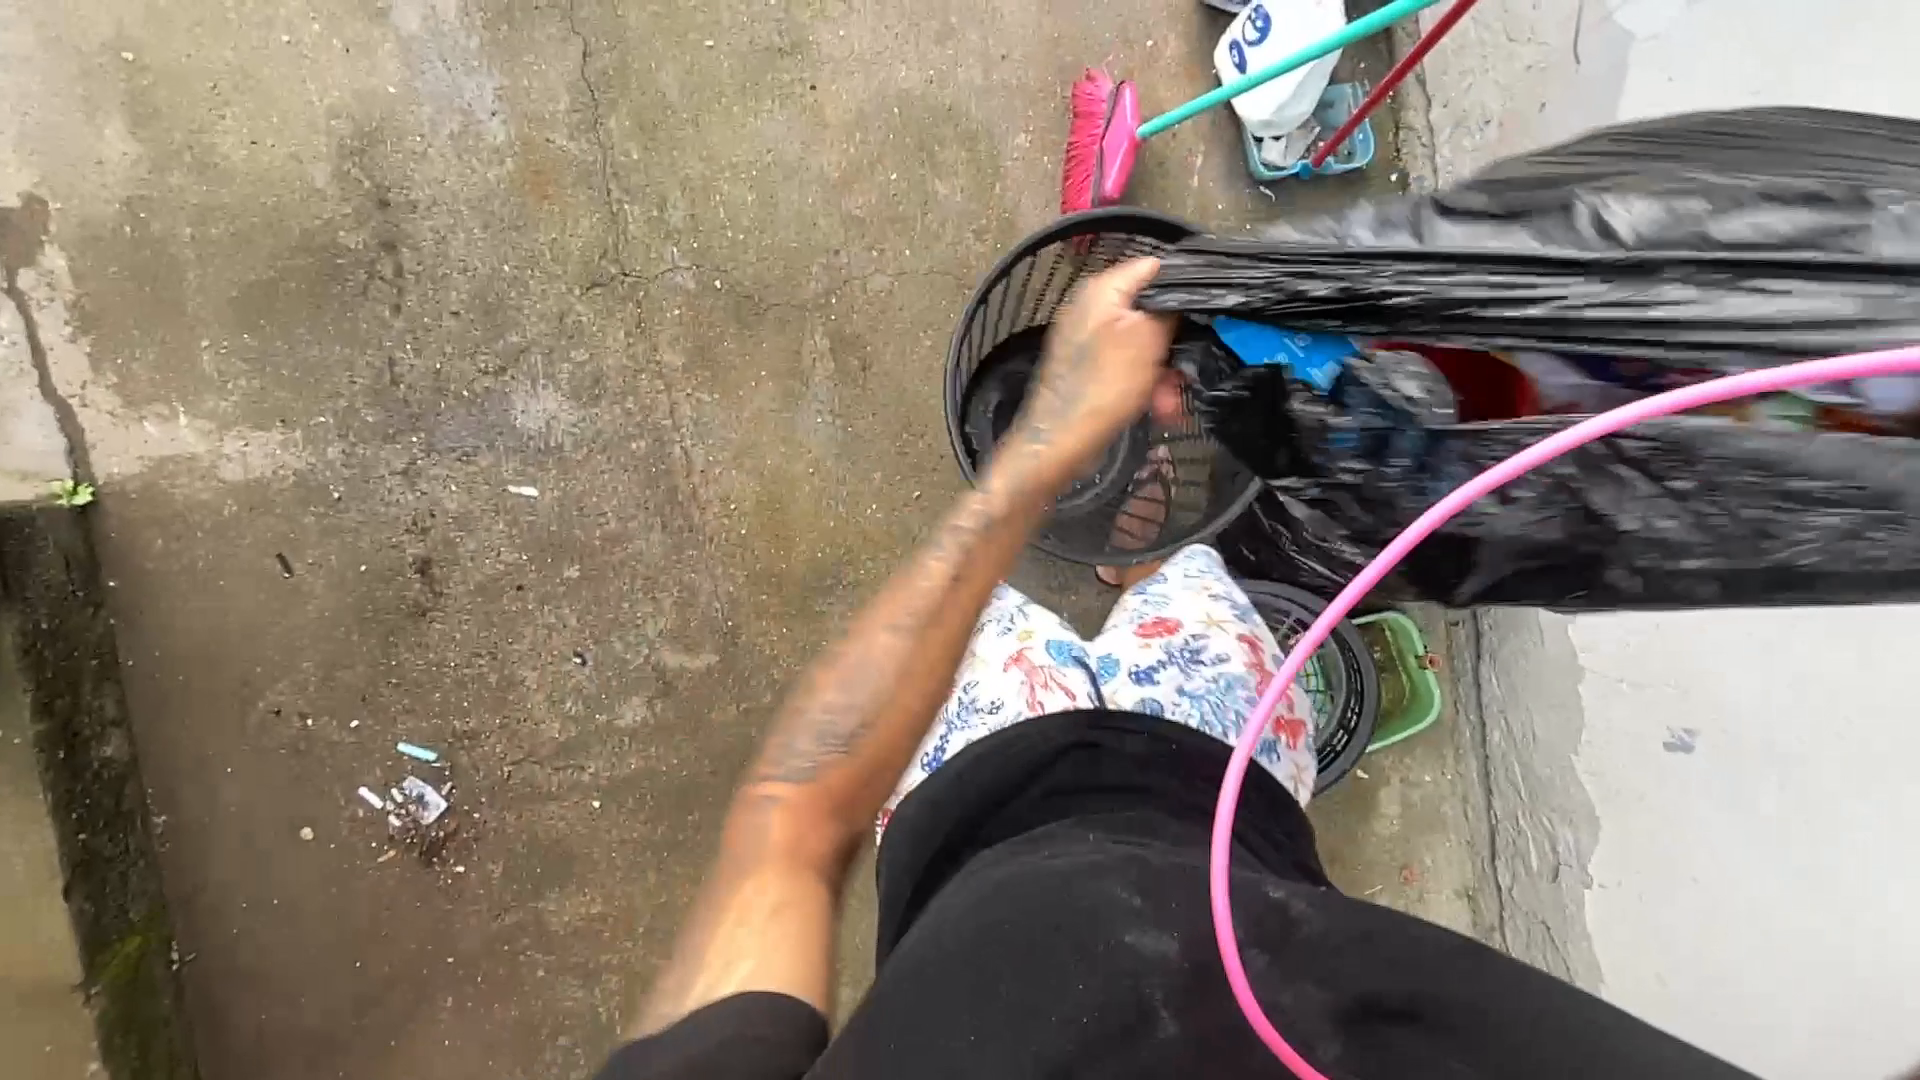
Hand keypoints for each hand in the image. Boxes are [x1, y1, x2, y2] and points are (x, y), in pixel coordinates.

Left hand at [996, 258, 1176, 490]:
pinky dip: (1145, 385)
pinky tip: (1158, 409)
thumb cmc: (1104, 384)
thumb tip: (1184, 296)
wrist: (1061, 440)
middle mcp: (1092, 310)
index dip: (1185, 284)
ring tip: (1170, 403)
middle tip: (1188, 370)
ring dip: (1164, 373)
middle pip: (1150, 313)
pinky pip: (1128, 369)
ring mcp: (1089, 342)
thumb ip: (1169, 309)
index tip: (1208, 308)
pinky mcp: (1090, 371)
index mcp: (1101, 290)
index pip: (1153, 267)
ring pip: (1143, 346)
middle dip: (1174, 344)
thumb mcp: (1147, 338)